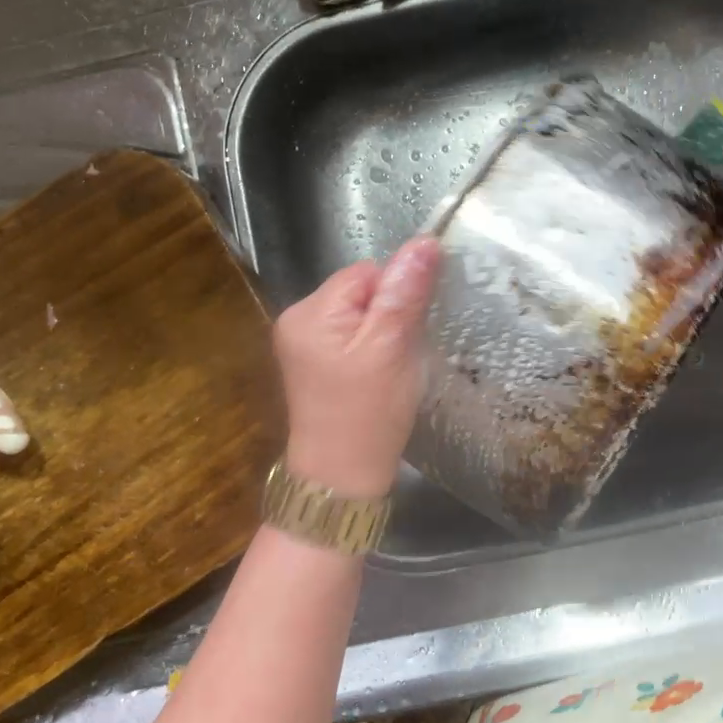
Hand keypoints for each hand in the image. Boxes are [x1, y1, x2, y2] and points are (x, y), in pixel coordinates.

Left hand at [273, 237, 440, 499]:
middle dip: (388, 315)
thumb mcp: (393, 348)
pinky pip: (350, 336)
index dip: (396, 296)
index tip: (407, 334)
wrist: (341, 481)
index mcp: (310, 311)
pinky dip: (370, 350)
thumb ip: (405, 292)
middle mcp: (297, 318)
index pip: (368, 272)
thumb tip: (425, 241)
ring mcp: (301, 343)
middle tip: (399, 356)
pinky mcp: (312, 364)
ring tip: (388, 369)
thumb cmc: (369, 415)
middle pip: (361, 291)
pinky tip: (376, 377)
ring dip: (381, 333)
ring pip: (359, 314)